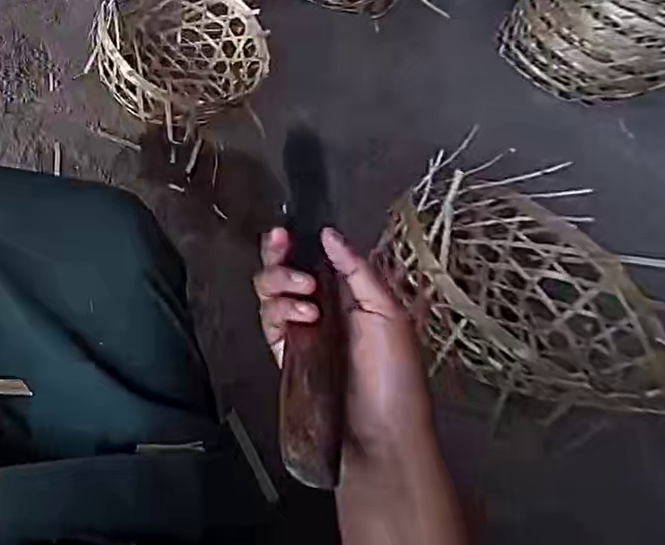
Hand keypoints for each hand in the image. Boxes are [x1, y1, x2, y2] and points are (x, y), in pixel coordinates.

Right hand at [255, 227, 433, 461]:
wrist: (382, 435)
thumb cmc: (397, 378)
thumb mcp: (389, 314)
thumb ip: (358, 270)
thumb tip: (329, 233)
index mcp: (346, 293)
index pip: (312, 255)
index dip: (296, 240)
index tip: (289, 230)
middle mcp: (319, 305)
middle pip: (281, 266)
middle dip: (276, 252)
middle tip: (280, 244)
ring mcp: (299, 326)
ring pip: (268, 287)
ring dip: (280, 280)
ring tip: (303, 291)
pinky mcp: (284, 348)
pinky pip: (267, 317)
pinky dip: (279, 310)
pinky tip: (302, 317)